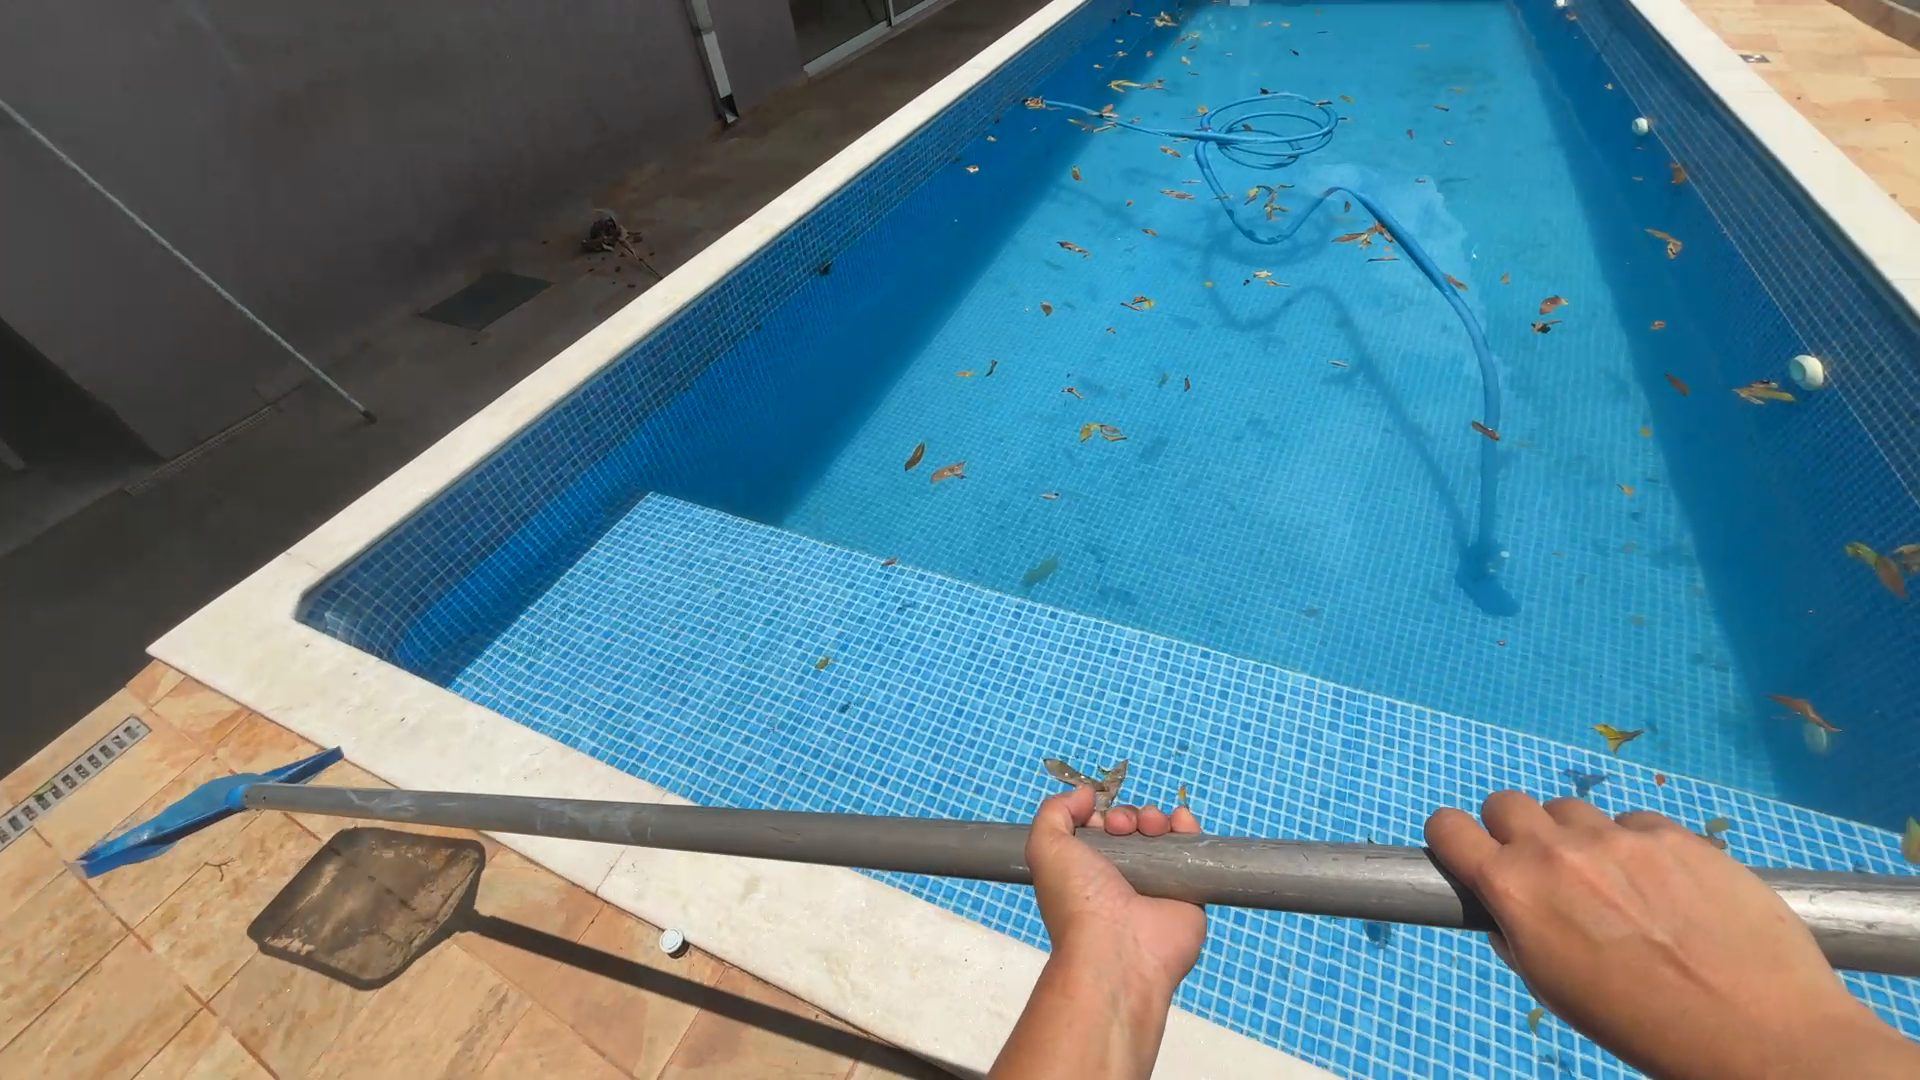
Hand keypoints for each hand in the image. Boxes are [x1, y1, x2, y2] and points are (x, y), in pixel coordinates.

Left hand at [990, 787, 1205, 1079]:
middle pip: (1131, 828)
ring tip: (1151, 827)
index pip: (1098, 830)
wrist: (1118, 948)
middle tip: (1122, 827)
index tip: (1098, 818)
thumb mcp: (1045, 846)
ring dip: (1154, 818)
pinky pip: (1190, 851)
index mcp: (1087, 869)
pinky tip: (1180, 821)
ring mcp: (1156, 883)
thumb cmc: (1077, 896)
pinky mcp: (1189, 892)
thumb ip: (1055, 811)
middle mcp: (1121, 876)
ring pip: (1160, 835)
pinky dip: (1187, 828)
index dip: (1098, 815)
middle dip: (1126, 816)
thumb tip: (1084, 794)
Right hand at [1427, 791, 1919, 1079]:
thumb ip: (1510, 927)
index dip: (1454, 837)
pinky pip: (1636, 823)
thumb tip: (1501, 901)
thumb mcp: (1549, 983)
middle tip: (1550, 870)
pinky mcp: (1674, 835)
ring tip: (1619, 882)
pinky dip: (1640, 847)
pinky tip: (1669, 888)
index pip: (1445, 825)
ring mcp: (1615, 838)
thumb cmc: (1640, 1023)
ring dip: (1579, 838)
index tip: (1473, 853)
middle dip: (1517, 831)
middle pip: (1506, 803)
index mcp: (1510, 887)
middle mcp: (1553, 851)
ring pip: (1570, 810)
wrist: (1767, 1041)